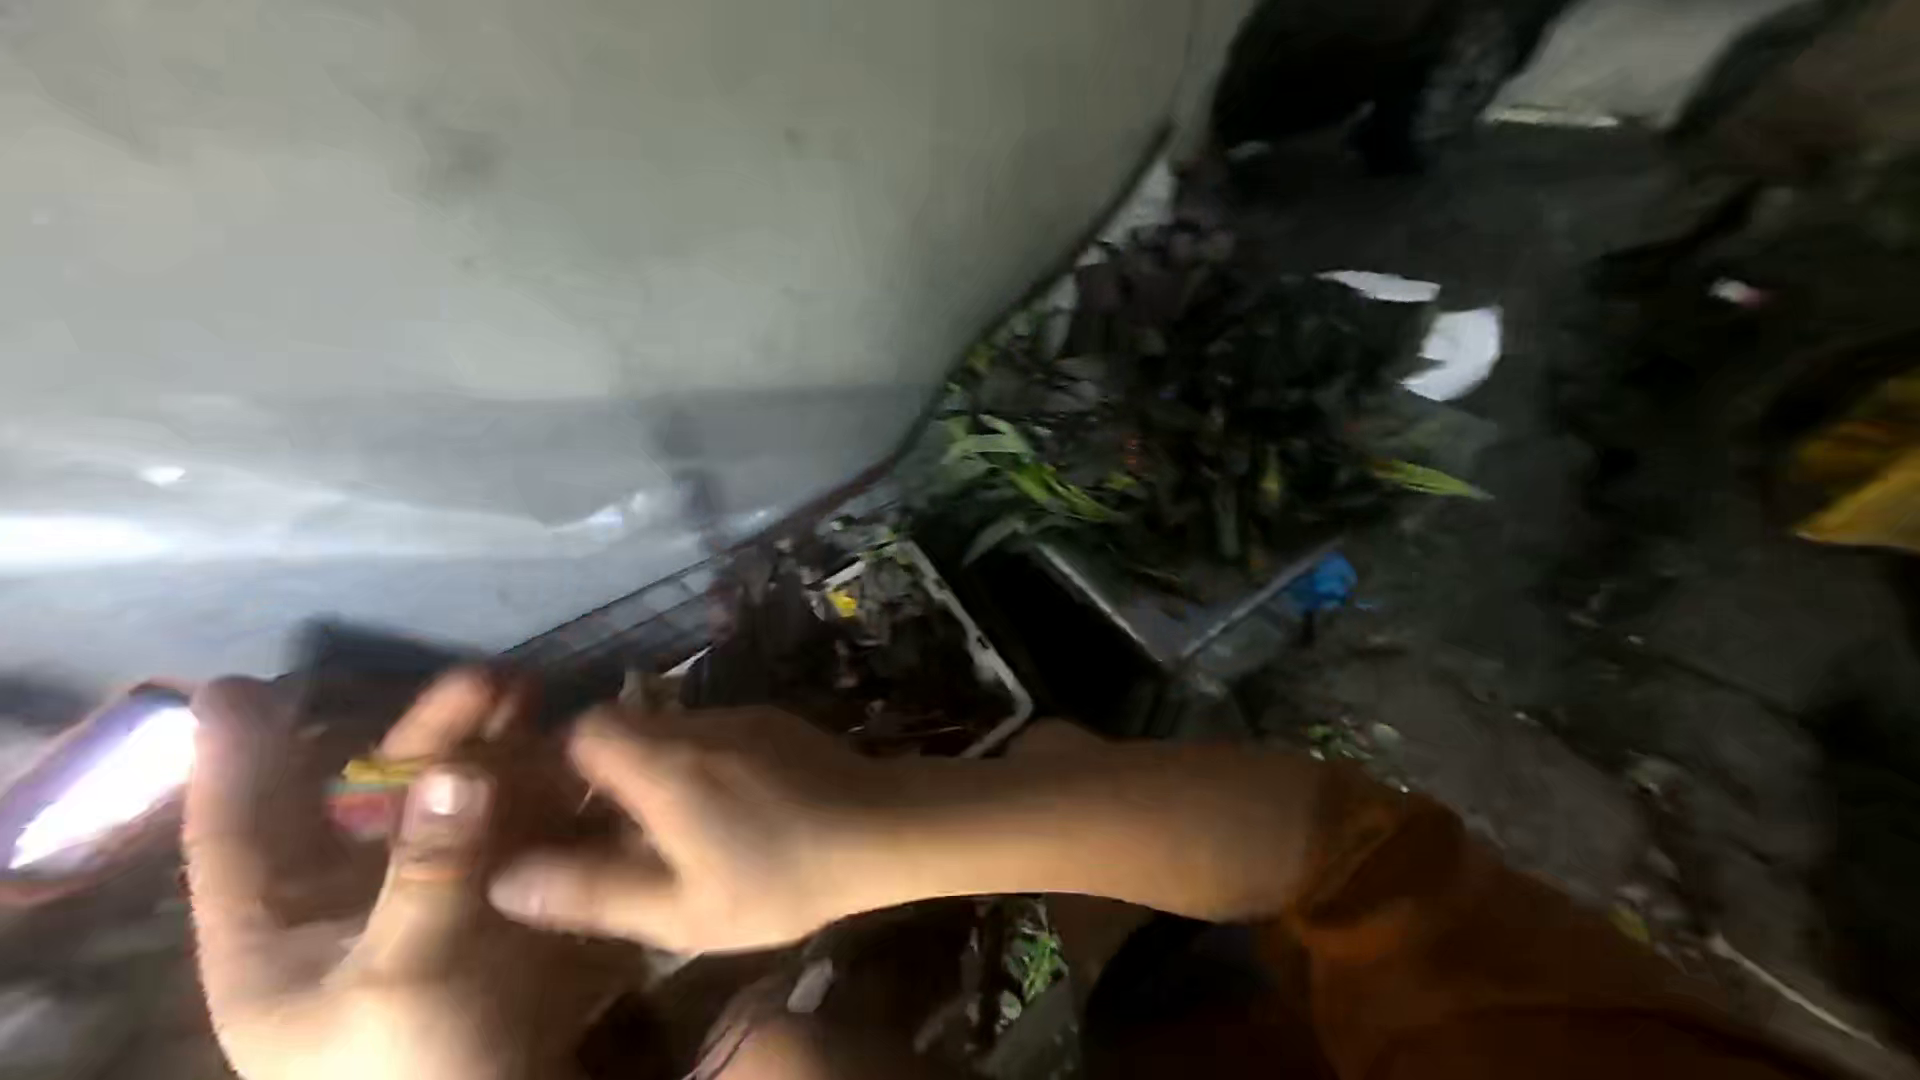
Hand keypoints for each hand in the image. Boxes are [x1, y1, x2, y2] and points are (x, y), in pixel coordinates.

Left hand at [185, 670, 622, 1079]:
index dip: (234, 759)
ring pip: (455, 787)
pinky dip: (536, 775)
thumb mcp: (403, 975)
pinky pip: (512, 810)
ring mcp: (435, 874)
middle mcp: (357, 882)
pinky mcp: (499, 873)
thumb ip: (426, 872)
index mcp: (282, 921)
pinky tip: (562, 743)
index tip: (234, 688)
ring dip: (491, 738)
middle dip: (429, 727)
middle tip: (486, 677)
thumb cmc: (409, 1068)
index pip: (241, 828)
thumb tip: (457, 769)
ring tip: (530, 691)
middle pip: (382, 785)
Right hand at [487, 705, 885, 953]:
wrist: (879, 827)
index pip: (587, 727)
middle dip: (611, 769)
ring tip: (679, 823)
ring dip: (660, 765)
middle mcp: (699, 725)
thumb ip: (591, 892)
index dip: (564, 763)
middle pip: (629, 724)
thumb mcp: (680, 911)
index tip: (571, 811)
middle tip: (623, 827)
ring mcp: (742, 716)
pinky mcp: (774, 719)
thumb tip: (507, 878)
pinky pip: (715, 730)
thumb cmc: (780, 878)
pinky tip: (731, 804)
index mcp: (666, 765)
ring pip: (673, 727)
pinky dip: (702, 759)